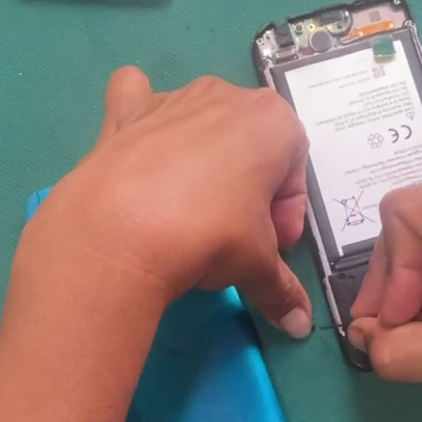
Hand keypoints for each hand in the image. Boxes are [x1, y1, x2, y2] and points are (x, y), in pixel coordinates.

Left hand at [20, 68, 313, 335]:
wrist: (122, 231)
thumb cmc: (210, 235)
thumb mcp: (256, 265)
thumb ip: (281, 289)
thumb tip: (299, 324)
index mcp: (274, 122)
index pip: (295, 174)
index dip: (287, 217)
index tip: (273, 248)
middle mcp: (226, 98)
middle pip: (251, 149)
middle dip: (250, 192)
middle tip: (236, 239)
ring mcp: (173, 100)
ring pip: (201, 125)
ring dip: (205, 163)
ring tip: (188, 214)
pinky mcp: (126, 114)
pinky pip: (138, 99)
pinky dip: (142, 116)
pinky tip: (141, 148)